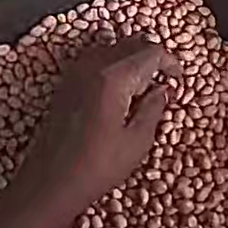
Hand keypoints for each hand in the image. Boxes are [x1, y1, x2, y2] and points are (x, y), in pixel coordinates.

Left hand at [13, 37, 176, 221]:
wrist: (48, 183)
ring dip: (133, 60)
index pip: (151, 52)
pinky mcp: (66, 83)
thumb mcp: (137, 140)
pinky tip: (121, 91)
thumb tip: (163, 89)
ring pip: (113, 47)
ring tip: (145, 86)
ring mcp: (75, 72)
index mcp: (114, 77)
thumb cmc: (97, 167)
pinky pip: (97, 59)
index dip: (170, 63)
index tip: (179, 80)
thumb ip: (154, 107)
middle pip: (132, 44)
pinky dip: (115, 66)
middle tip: (166, 81)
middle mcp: (92, 65)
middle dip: (153, 58)